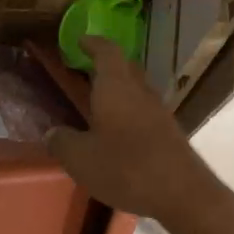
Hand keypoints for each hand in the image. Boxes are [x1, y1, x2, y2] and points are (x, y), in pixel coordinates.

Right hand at [46, 36, 222, 228]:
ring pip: (136, 91)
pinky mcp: (169, 133)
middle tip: (85, 71)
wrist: (182, 193)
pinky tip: (117, 134)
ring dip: (118, 91)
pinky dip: (129, 113)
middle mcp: (140, 92)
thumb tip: (52, 133)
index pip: (107, 51)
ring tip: (98, 104)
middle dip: (105, 65)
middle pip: (125, 68)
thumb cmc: (125, 167)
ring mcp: (159, 112)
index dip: (93, 43)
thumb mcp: (80, 158)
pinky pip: (144, 113)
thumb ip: (62, 142)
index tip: (80, 40)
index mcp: (116, 87)